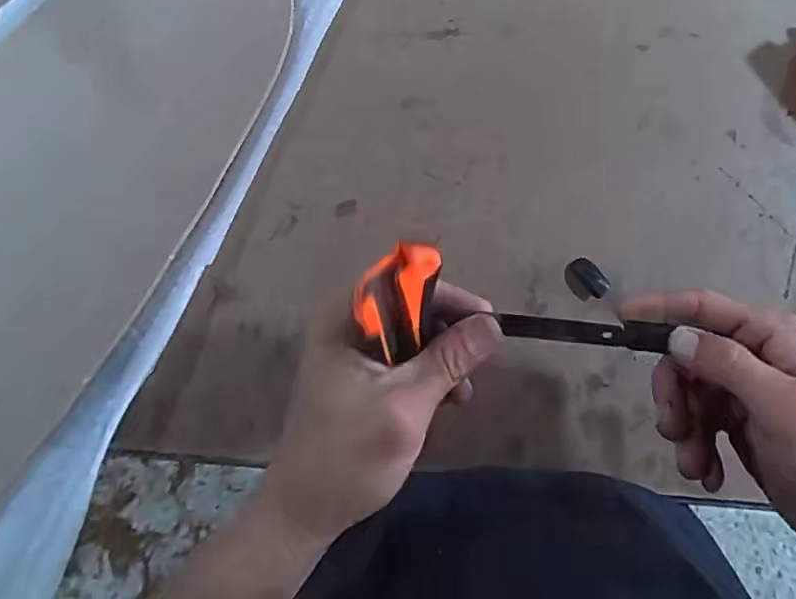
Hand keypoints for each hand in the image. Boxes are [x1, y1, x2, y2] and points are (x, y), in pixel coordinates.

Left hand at [165, 281, 503, 598]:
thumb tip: (493, 325)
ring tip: (463, 390)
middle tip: (480, 357)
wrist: (301, 516)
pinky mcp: (362, 371)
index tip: (483, 320)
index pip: (406, 280)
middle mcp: (349, 321)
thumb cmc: (348, 457)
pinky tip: (448, 398)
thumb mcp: (406, 406)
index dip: (448, 295)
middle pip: (414, 303)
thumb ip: (448, 360)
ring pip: (415, 329)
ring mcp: (354, 347)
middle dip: (450, 330)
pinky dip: (430, 370)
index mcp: (346, 317)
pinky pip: (406, 354)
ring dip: (444, 354)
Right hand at [624, 291, 795, 598]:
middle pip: (690, 353)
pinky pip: (702, 421)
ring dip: (684, 427)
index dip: (662, 309)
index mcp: (770, 334)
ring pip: (691, 390)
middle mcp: (756, 352)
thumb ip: (727, 364)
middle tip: (672, 427)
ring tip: (695, 464)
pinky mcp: (742, 420)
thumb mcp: (781, 407)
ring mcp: (749, 387)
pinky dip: (697, 446)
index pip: (705, 308)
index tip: (623, 316)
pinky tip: (709, 474)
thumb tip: (676, 335)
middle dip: (675, 392)